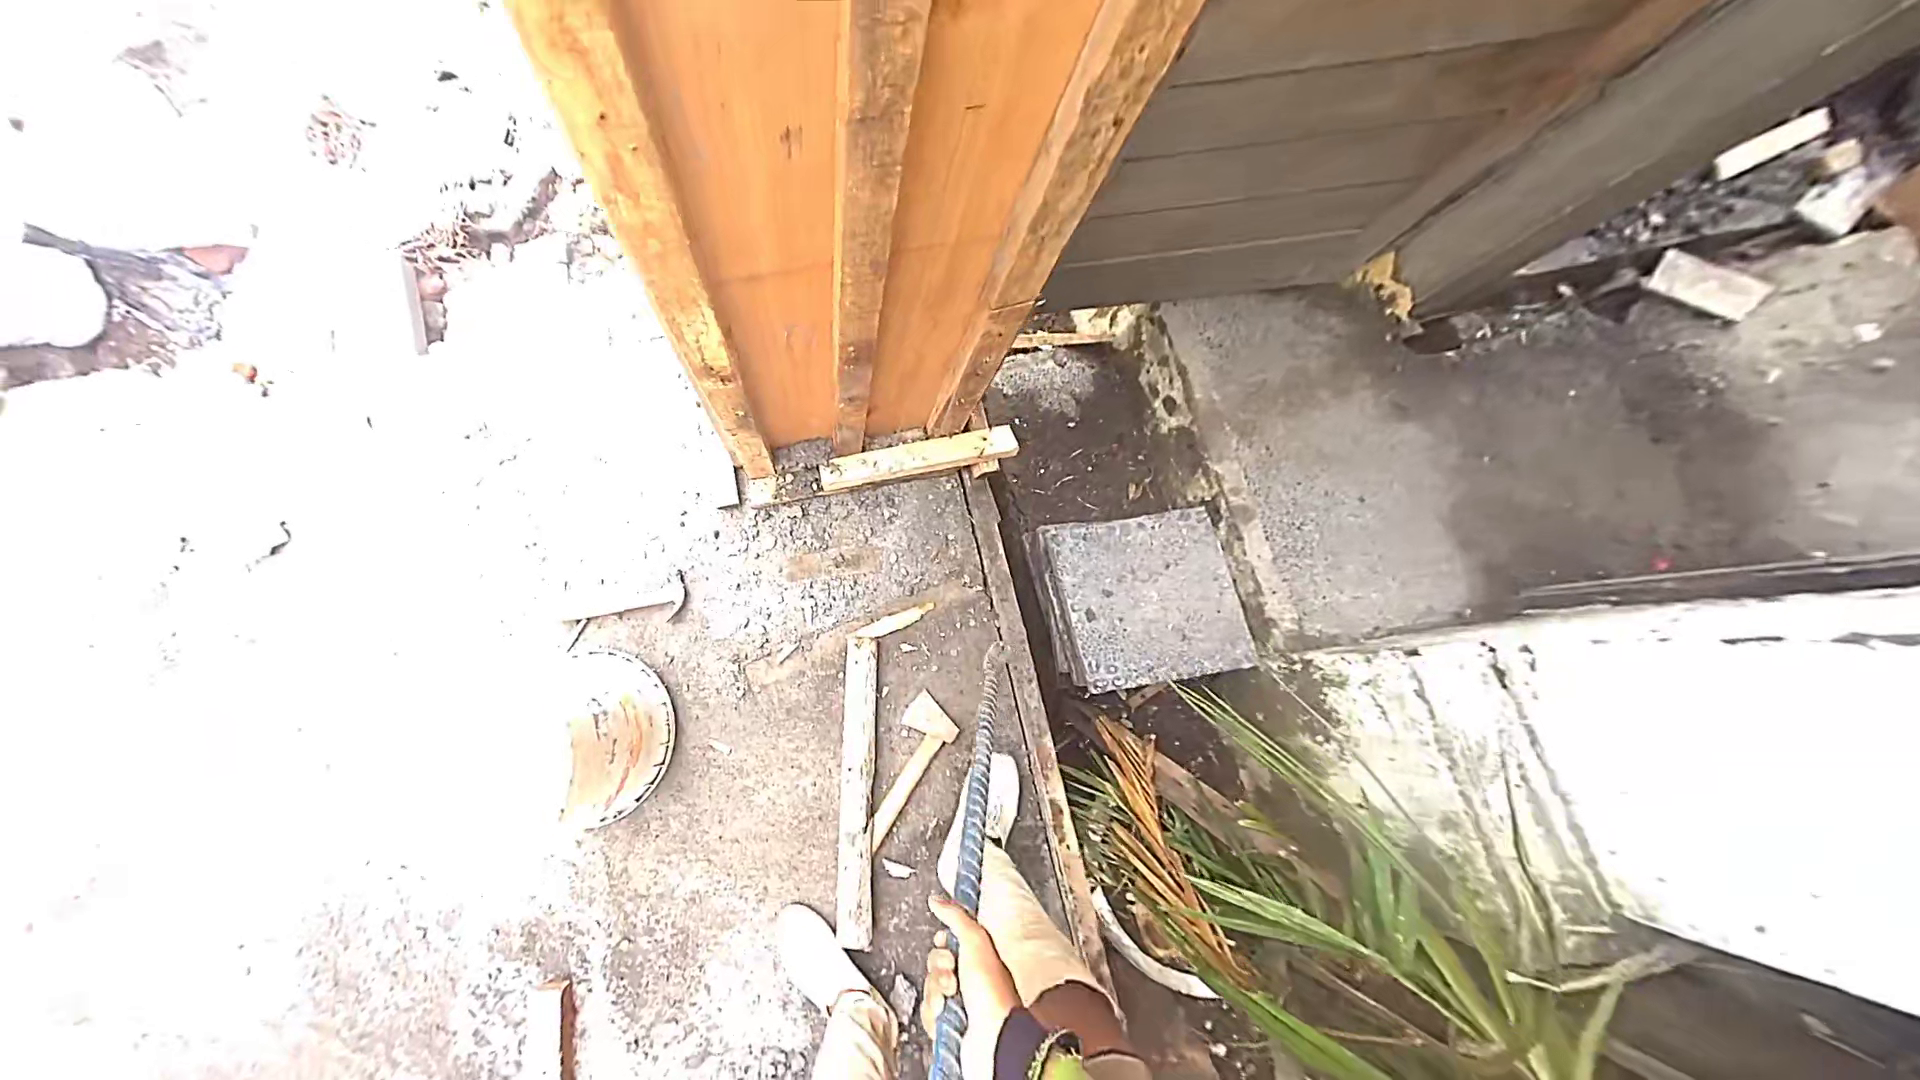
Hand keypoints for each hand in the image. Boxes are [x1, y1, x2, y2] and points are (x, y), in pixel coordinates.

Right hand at [922, 893, 1021, 1077]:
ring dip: (936, 990)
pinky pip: (927, 1012)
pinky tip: (945, 1013)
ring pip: (929, 987)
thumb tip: (936, 899)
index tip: (946, 944)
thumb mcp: (975, 940)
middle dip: (939, 967)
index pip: (946, 941)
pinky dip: (933, 1012)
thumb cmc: (991, 989)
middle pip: (934, 963)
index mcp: (975, 956)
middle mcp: (966, 977)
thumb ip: (955, 916)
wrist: (992, 1034)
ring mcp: (957, 1002)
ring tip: (951, 997)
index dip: (942, 943)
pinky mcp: (947, 1025)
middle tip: (953, 974)